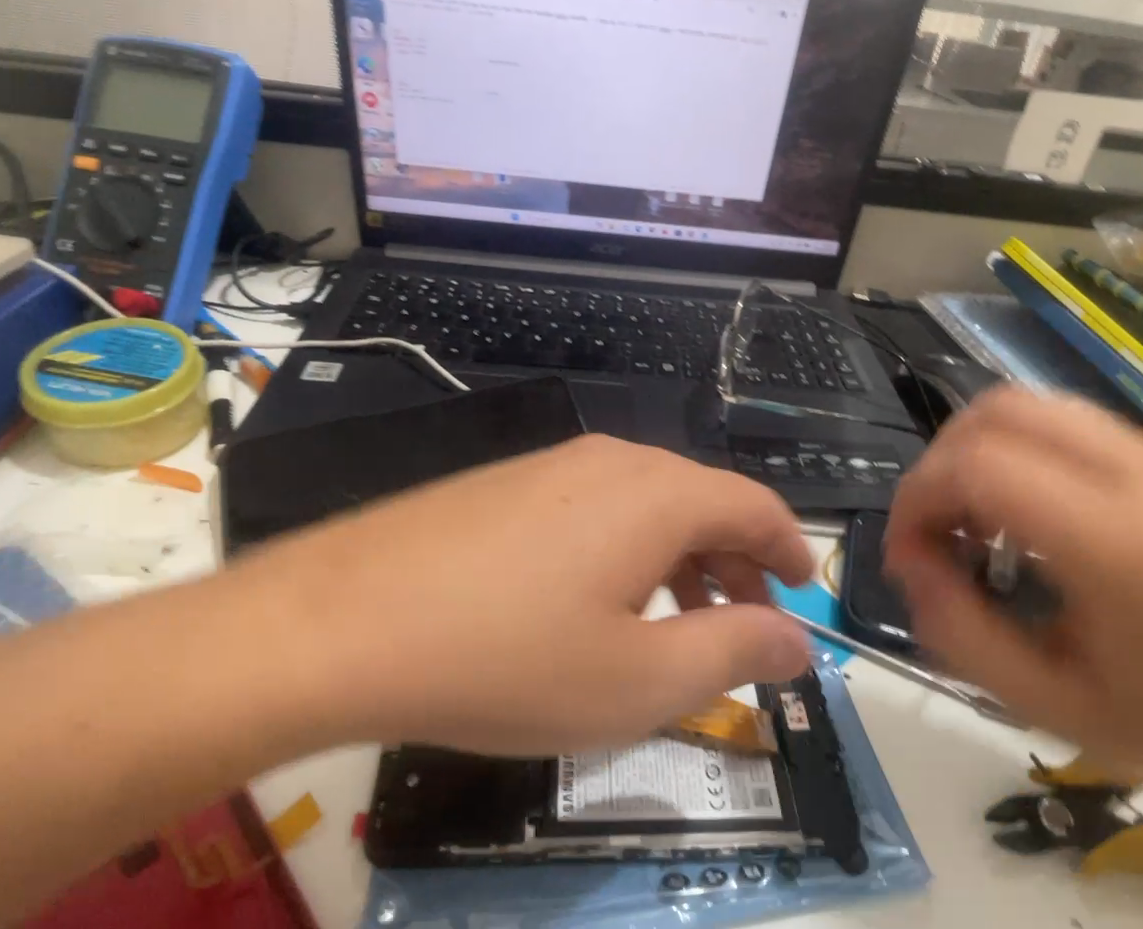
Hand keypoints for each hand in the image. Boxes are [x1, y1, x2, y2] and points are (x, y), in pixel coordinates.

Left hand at [240, 435, 815, 755]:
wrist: (338, 625)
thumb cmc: (506, 660)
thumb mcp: (639, 681)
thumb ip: (733, 653)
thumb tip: (797, 641)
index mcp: (656, 494)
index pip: (753, 504)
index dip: (789, 547)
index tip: (804, 589)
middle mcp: (608, 461)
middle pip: (699, 502)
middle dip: (734, 564)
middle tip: (742, 627)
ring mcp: (546, 466)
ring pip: (642, 506)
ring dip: (677, 561)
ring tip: (671, 624)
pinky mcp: (499, 485)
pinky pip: (589, 510)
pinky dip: (622, 552)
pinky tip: (591, 605)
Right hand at [883, 388, 1142, 790]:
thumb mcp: (1047, 701)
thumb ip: (957, 630)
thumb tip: (909, 563)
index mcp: (1115, 543)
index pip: (977, 466)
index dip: (916, 499)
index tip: (908, 556)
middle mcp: (1140, 476)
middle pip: (997, 411)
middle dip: (939, 463)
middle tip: (933, 531)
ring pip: (1032, 403)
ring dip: (977, 449)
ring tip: (972, 519)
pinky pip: (1070, 422)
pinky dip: (1019, 449)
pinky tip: (1024, 514)